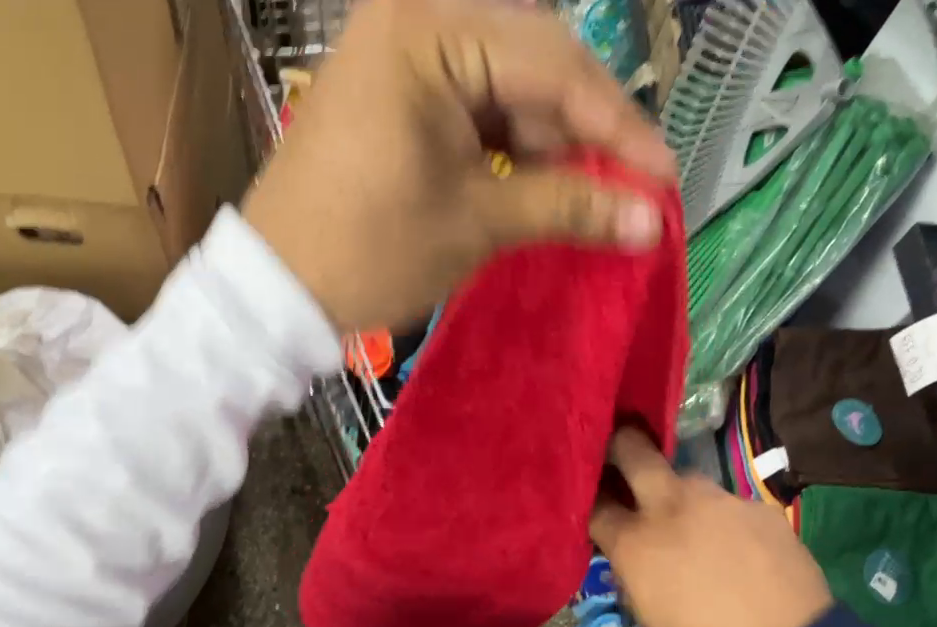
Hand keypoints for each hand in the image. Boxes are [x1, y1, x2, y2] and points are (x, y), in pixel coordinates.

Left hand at [241, 0, 674, 332]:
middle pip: (534, 61)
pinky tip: (537, 183)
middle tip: (628, 189)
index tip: (662, 180)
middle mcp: (414, 16)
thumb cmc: (369, 251)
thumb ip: (569, 206)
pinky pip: (473, 102)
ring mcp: (399, 49)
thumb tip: (651, 218)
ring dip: (550, 140)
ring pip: (507, 83)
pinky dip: (510, 144)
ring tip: (583, 198)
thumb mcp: (476, 224)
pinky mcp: (393, 88)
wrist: (274, 289)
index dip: (618, 126)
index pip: (553, 64)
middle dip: (585, 130)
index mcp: (428, 30)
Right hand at [589, 430, 833, 626]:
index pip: (595, 504)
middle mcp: (671, 506)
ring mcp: (718, 500)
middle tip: (621, 458)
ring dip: (681, 496)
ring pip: (687, 480)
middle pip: (634, 450)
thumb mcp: (648, 617)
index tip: (594, 504)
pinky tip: (740, 550)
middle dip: (621, 448)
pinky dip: (724, 520)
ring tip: (696, 529)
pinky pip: (729, 504)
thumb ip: (632, 574)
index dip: (591, 501)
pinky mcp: (757, 505)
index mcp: (634, 542)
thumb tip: (630, 556)